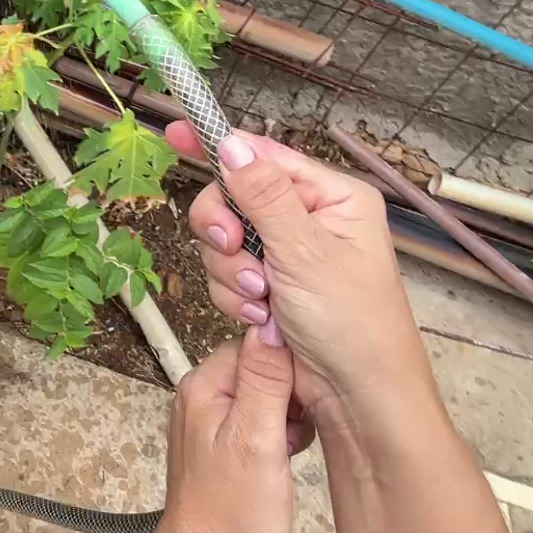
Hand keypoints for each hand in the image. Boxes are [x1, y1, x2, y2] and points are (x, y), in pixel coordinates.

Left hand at [147, 328, 300, 532]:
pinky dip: (278, 435)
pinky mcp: (221, 441)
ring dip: (287, 418)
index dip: (288, 369)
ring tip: (288, 452)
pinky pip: (258, 420)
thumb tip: (272, 325)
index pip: (254, 345)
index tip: (304, 401)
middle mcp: (201, 393)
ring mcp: (209, 418)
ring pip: (265, 395)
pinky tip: (284, 461)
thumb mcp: (257, 439)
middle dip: (289, 397)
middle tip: (294, 435)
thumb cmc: (234, 511)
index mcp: (203, 384)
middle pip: (260, 368)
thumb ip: (265, 380)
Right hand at [165, 123, 431, 421]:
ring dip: (232, 274)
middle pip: (230, 199)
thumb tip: (230, 144)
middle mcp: (304, 219)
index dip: (217, 145)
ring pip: (220, 242)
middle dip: (225, 233)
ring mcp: (282, 253)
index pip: (262, 156)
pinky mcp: (264, 285)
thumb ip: (263, 196)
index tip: (175, 133)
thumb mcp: (306, 252)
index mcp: (329, 198)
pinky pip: (222, 274)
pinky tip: (262, 317)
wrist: (356, 398)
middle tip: (234, 250)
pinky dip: (233, 297)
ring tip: (264, 300)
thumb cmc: (354, 324)